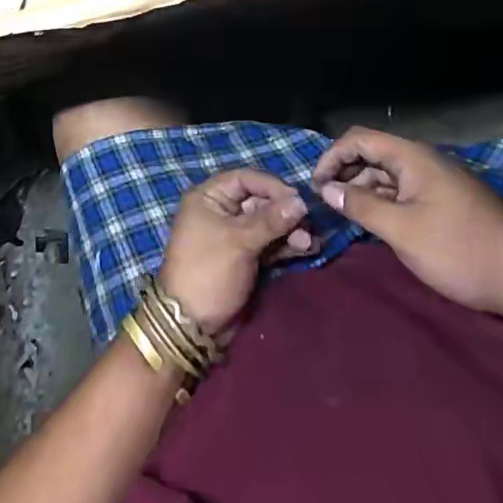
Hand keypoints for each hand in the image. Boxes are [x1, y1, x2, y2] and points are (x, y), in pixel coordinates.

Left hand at [157, 168, 317, 333]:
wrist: (193, 323)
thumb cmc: (208, 271)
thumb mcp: (238, 241)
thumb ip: (270, 220)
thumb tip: (301, 201)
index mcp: (208, 198)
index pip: (244, 179)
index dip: (271, 186)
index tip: (297, 199)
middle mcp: (220, 212)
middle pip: (259, 201)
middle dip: (285, 211)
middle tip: (309, 223)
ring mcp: (234, 236)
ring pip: (268, 224)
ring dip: (290, 230)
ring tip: (309, 242)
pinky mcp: (246, 258)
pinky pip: (270, 244)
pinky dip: (286, 245)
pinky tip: (307, 249)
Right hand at [312, 128, 502, 313]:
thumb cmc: (458, 249)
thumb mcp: (400, 229)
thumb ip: (360, 206)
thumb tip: (327, 189)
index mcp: (412, 157)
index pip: (358, 139)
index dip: (331, 157)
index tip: (316, 185)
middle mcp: (425, 161)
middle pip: (373, 153)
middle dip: (345, 172)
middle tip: (327, 200)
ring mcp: (440, 181)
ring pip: (389, 173)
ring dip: (364, 188)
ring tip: (348, 214)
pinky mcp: (449, 201)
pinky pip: (406, 190)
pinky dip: (385, 200)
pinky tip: (377, 222)